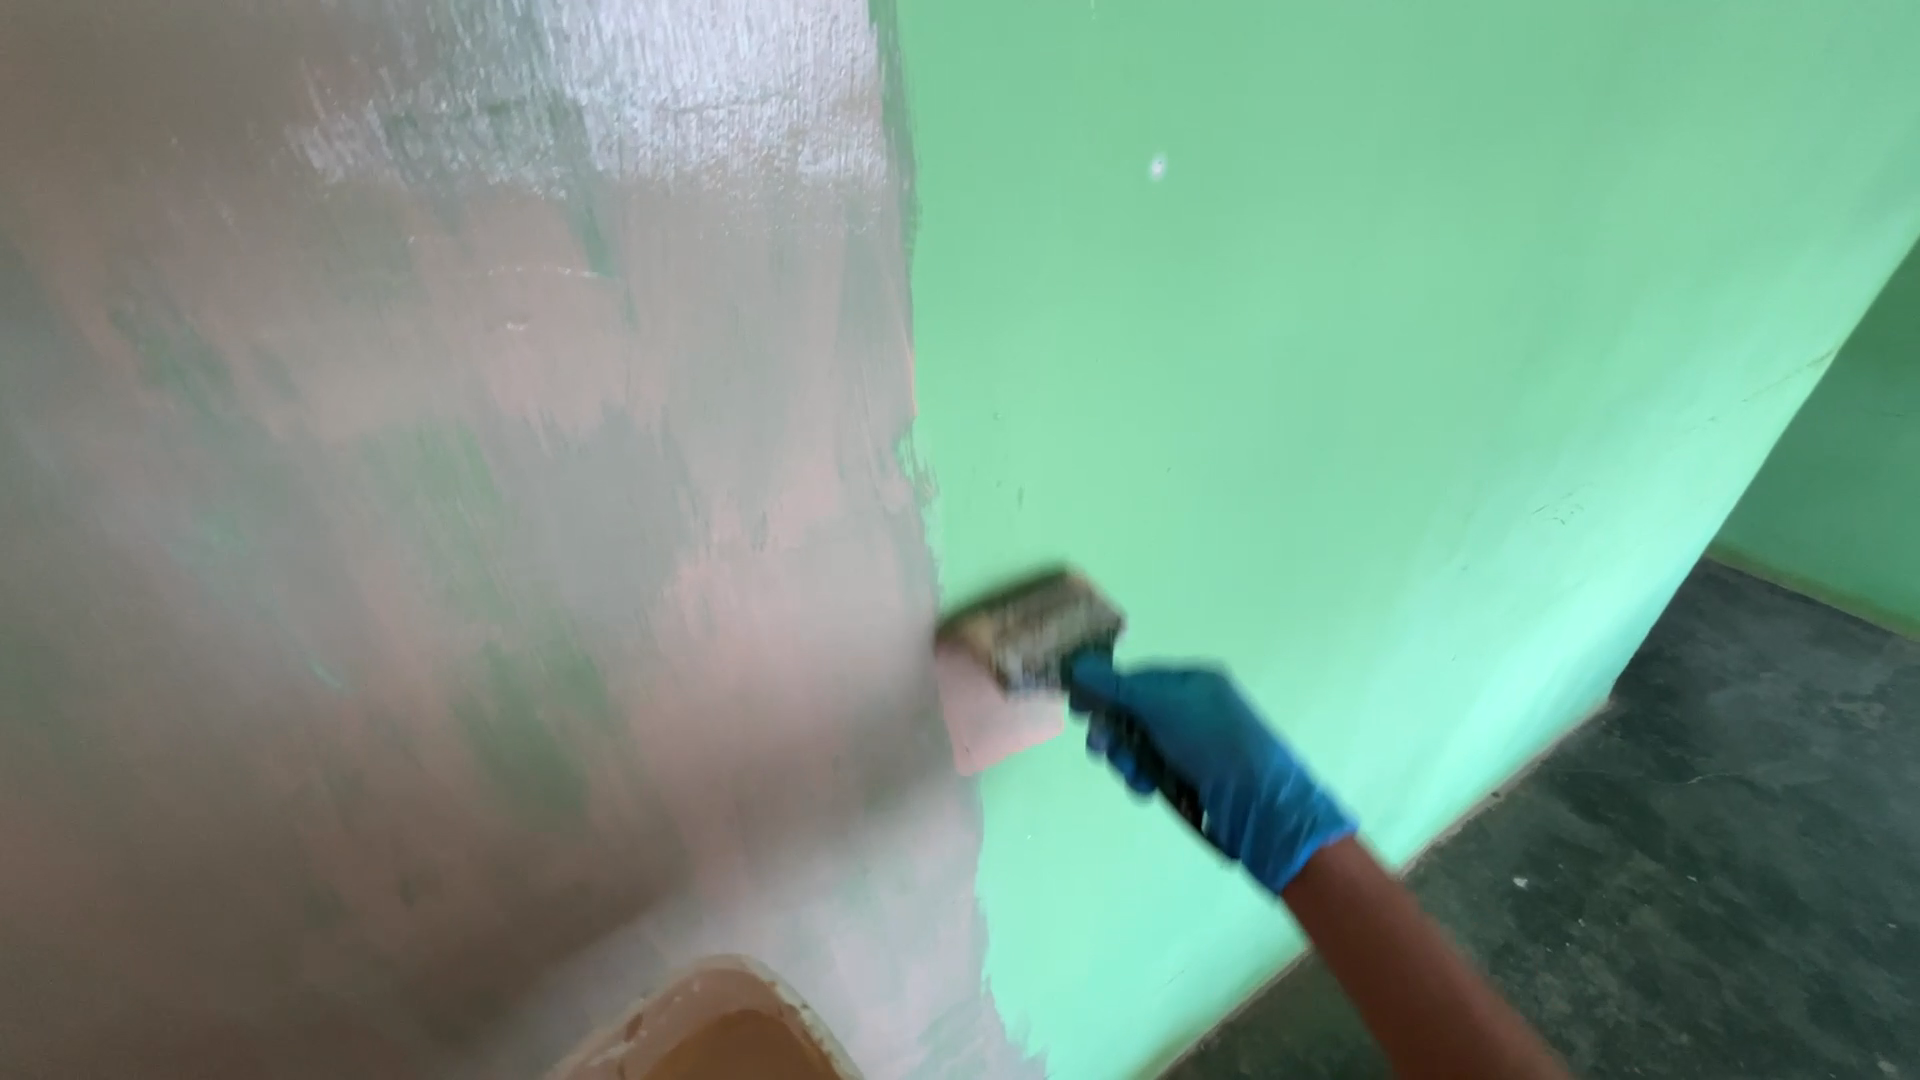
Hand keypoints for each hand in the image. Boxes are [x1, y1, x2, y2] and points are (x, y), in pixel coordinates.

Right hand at [1067, 652, 1355, 892]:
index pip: (1136, 678)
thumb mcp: (1163, 705)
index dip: (1105, 692)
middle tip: (1101, 749)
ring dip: (1127, 759)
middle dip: (1113, 731)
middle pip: (1133, 713)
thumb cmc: (1213, 742)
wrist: (1263, 805)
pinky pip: (1155, 771)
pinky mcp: (1194, 778)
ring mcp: (1195, 745)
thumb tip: (1078, 666)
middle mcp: (1193, 709)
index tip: (1078, 710)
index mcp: (1193, 682)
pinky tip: (1147, 790)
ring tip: (1134, 776)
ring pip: (1140, 745)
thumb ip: (1117, 687)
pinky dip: (1145, 778)